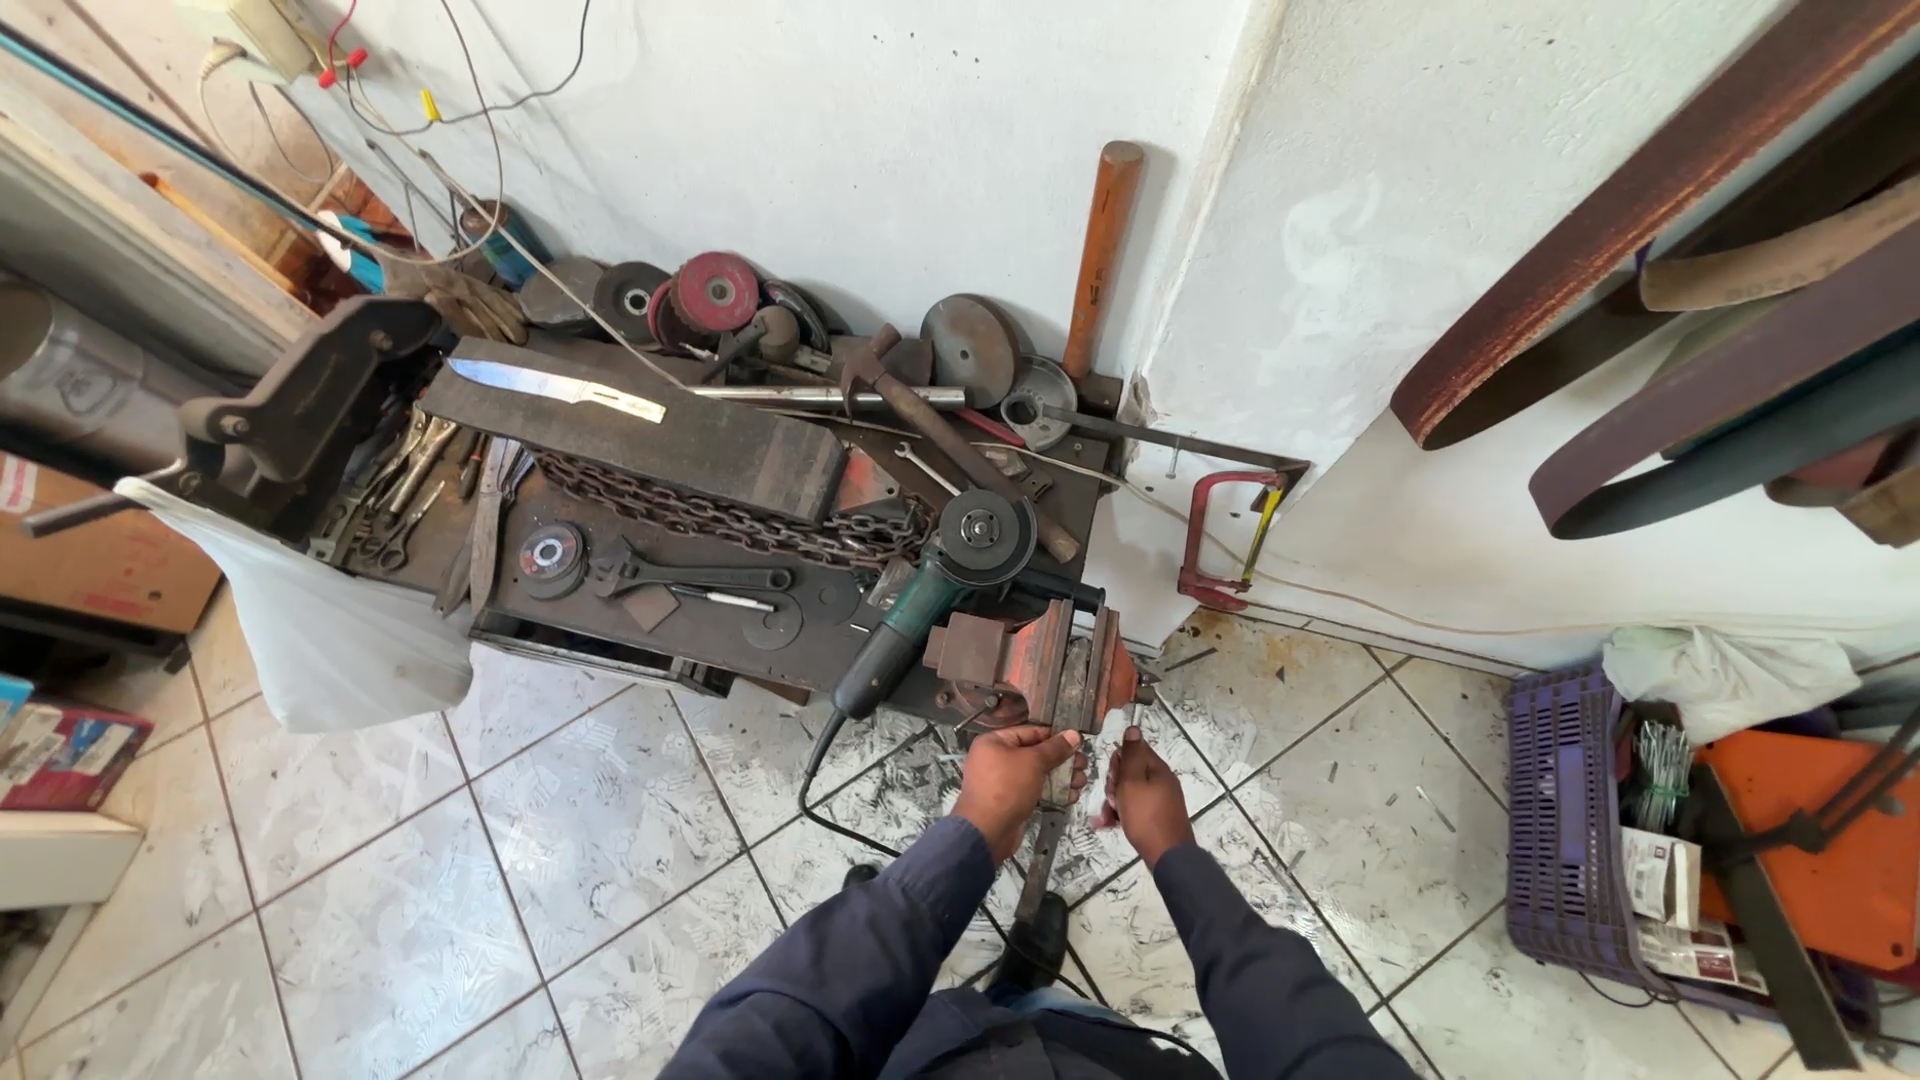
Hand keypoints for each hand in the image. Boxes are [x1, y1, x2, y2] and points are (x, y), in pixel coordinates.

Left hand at [951, 726, 1088, 862]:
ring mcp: (1003, 782)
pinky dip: (1052, 792)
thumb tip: (1074, 734)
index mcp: (994, 742)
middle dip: (1061, 760)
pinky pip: (1034, 790)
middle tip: (1083, 765)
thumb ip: (1054, 748)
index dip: (1054, 736)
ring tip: (1082, 782)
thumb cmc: (1007, 787)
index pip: (1029, 732)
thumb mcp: (1033, 762)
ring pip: (1037, 774)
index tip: (1076, 741)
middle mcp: (996, 758)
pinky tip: (1072, 796)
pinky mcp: (1011, 801)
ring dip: (1061, 778)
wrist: (987, 832)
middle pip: (1035, 754)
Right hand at [1091, 726, 1193, 868]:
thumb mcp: (1132, 782)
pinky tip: (1109, 824)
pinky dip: (1123, 813)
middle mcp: (1161, 780)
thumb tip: (1133, 727)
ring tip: (1108, 817)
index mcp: (1157, 769)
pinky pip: (1136, 807)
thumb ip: (1131, 755)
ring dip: (1115, 801)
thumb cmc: (1146, 817)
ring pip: (1130, 791)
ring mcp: (1161, 799)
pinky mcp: (1158, 816)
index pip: (1134, 750)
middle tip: (1113, 798)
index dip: (1118, 762)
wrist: (1168, 857)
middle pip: (1130, 771)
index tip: (1113, 778)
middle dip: (1115, 784)